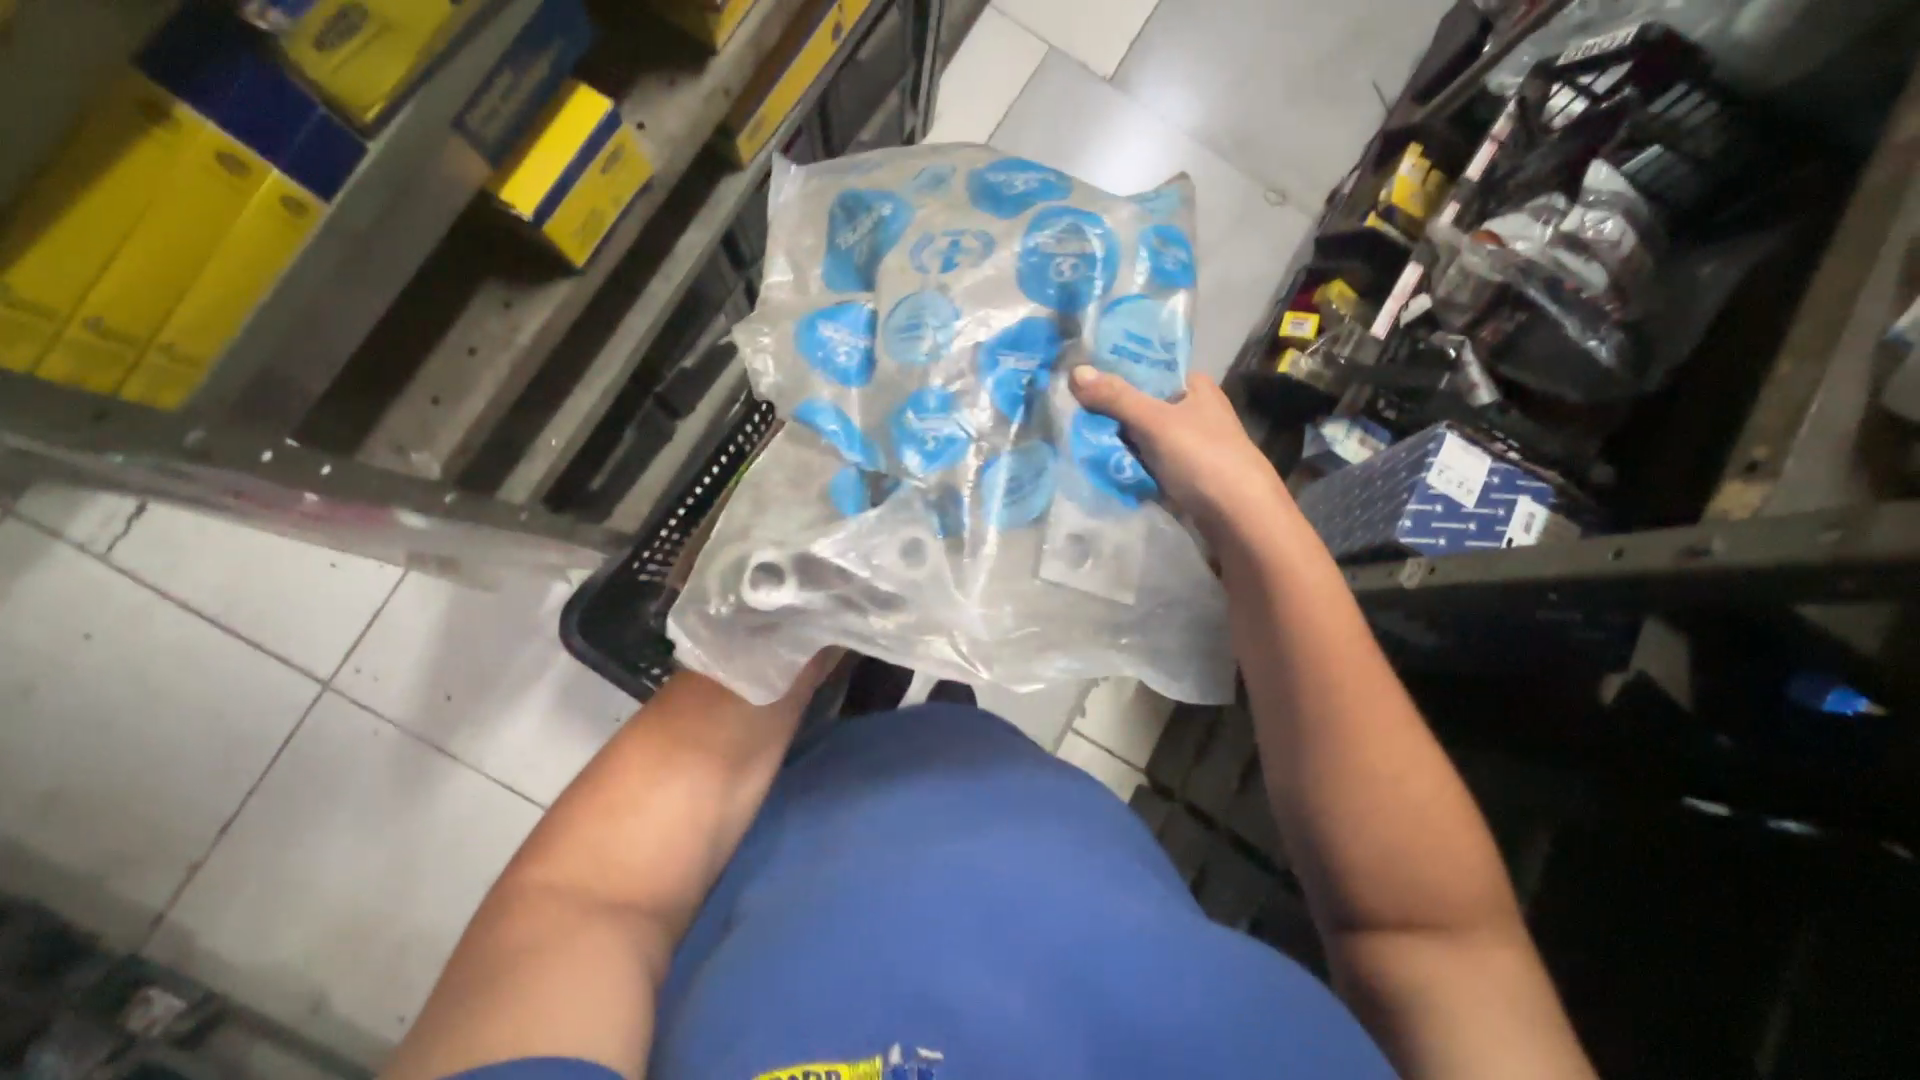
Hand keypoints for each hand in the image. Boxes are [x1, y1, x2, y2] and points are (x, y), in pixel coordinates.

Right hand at [1068, 365, 1292, 546]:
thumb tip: (1075, 371)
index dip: (1116, 375)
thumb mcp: (1155, 421)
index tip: (1081, 383)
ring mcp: (1191, 446)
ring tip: (1081, 445)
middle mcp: (1194, 412)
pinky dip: (1130, 468)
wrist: (1239, 517)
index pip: (1148, 370)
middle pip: (1141, 406)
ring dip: (1117, 445)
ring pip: (1142, 439)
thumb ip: (1116, 397)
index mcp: (1195, 387)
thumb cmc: (1202, 457)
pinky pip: (1148, 465)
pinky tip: (1105, 470)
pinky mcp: (1185, 476)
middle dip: (1111, 415)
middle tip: (1074, 419)